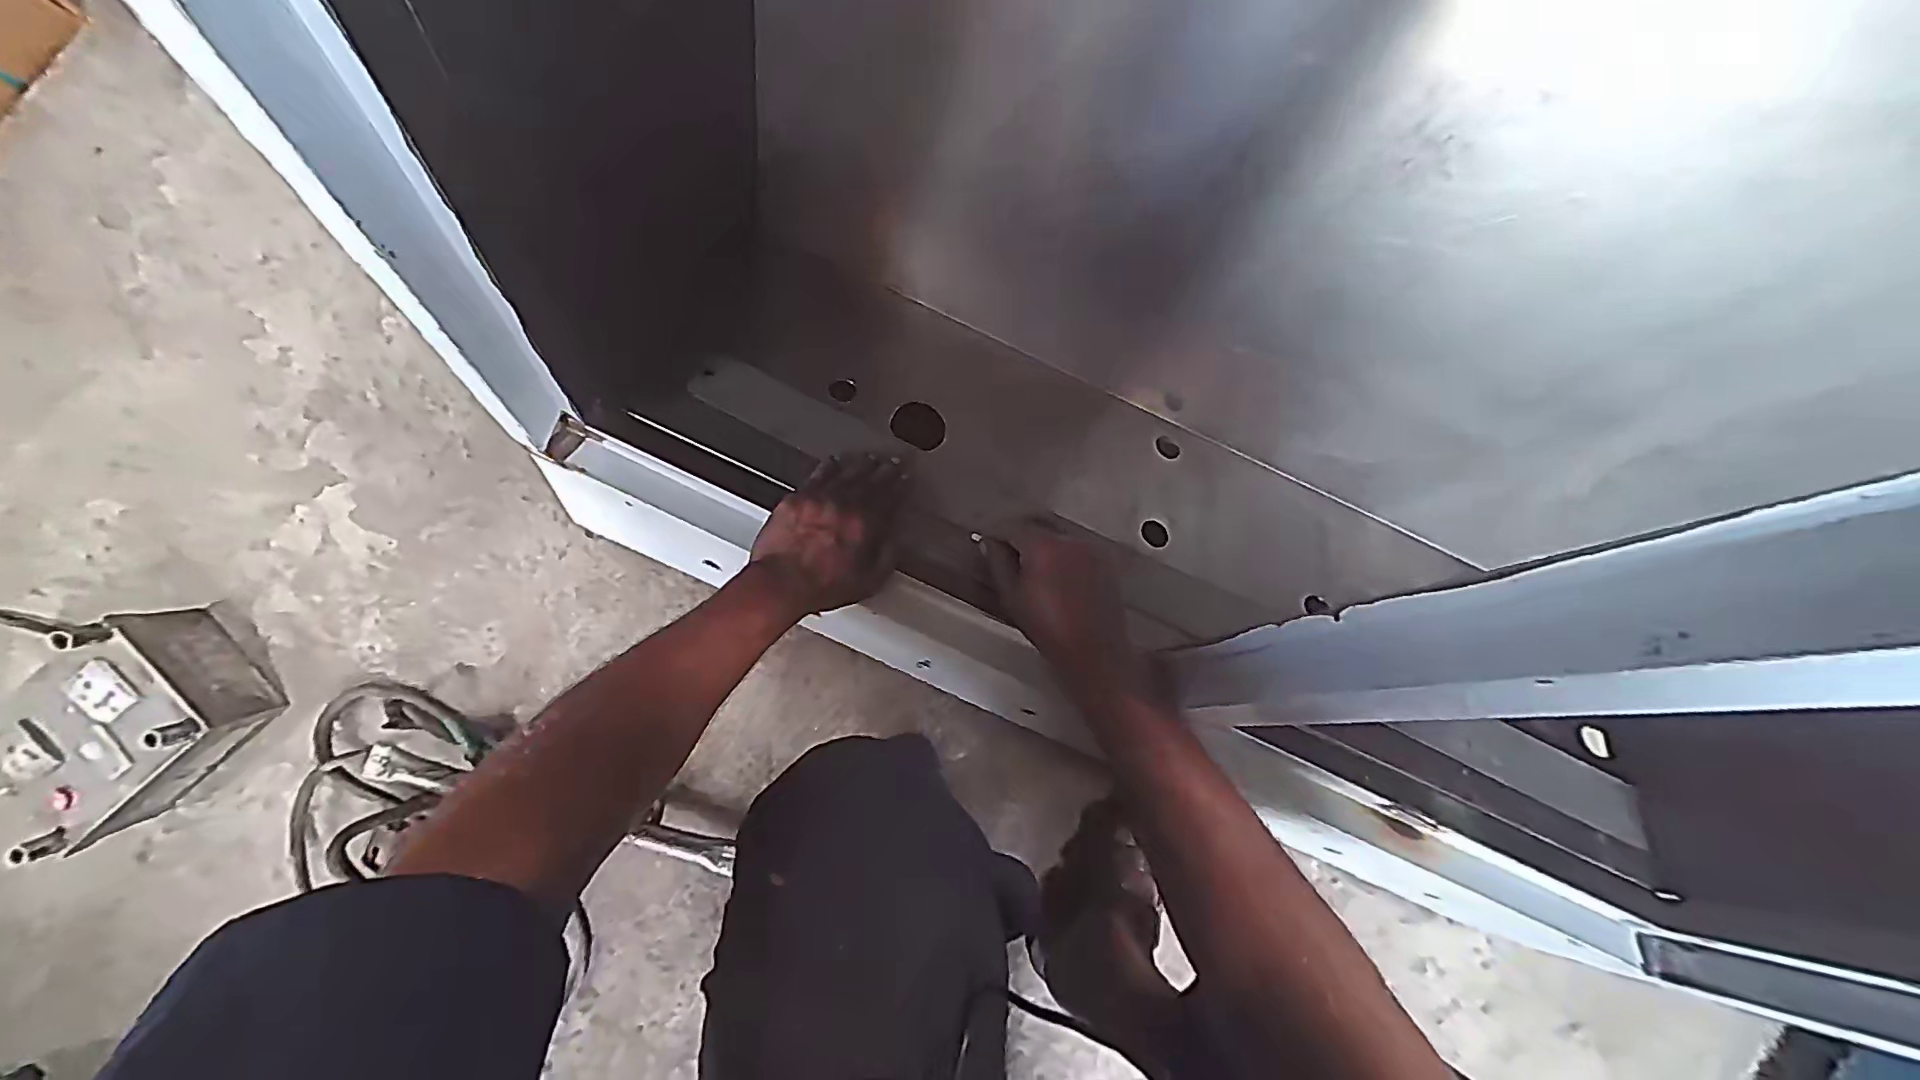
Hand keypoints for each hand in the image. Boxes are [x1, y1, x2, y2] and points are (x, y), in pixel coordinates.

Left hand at [748, 453, 908, 616]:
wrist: (780, 583)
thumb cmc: (820, 586)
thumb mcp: (868, 581)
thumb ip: (886, 556)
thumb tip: (894, 541)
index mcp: (865, 524)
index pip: (889, 498)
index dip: (900, 486)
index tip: (906, 479)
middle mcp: (844, 506)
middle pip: (870, 480)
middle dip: (885, 470)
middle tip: (893, 462)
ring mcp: (819, 499)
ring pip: (845, 473)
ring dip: (860, 464)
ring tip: (869, 459)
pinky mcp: (797, 499)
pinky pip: (817, 475)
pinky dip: (829, 467)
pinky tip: (833, 462)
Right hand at [979, 524, 1146, 693]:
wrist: (1093, 651)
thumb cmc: (1048, 628)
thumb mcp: (1012, 597)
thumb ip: (997, 563)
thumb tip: (990, 543)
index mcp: (1042, 546)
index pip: (1012, 527)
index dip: (998, 537)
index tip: (991, 547)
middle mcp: (1068, 540)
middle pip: (1037, 530)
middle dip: (1022, 541)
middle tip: (1012, 564)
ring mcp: (1090, 549)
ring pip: (1058, 539)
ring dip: (1045, 549)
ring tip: (1037, 576)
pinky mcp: (1105, 562)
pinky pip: (1076, 551)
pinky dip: (1065, 558)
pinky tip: (1060, 581)